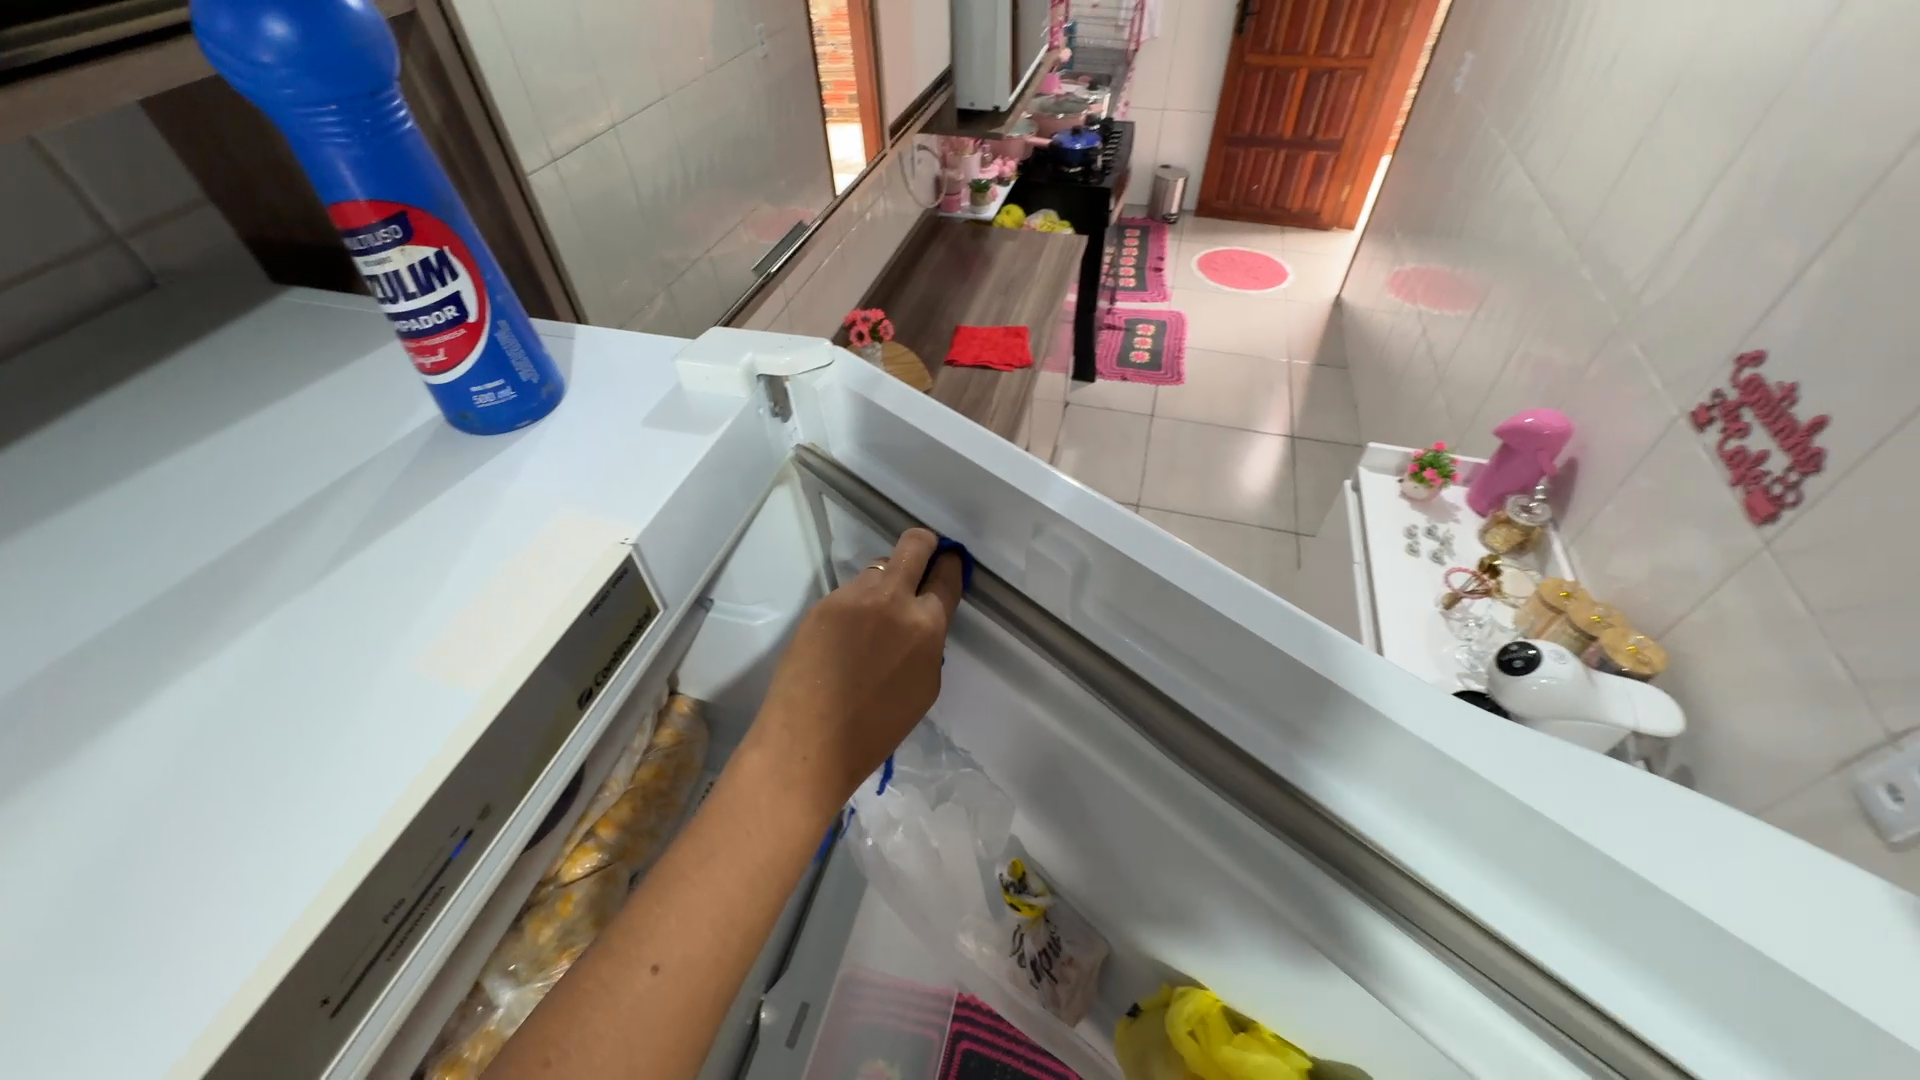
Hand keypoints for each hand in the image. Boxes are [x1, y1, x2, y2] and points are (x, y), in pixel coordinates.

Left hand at [747, 528, 963, 810]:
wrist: (810, 740)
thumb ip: (928, 644)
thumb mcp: (925, 687)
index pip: (946, 575)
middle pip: (914, 544)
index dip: (950, 565)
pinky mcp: (822, 603)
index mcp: (926, 625)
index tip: (949, 563)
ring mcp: (853, 597)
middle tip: (925, 555)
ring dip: (885, 583)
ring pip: (878, 569)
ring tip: (873, 618)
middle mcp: (891, 599)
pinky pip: (850, 592)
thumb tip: (919, 624)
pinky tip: (846, 636)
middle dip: (925, 544)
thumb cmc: (877, 728)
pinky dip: (856, 605)